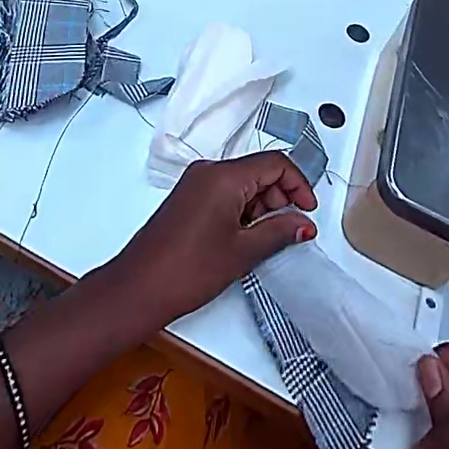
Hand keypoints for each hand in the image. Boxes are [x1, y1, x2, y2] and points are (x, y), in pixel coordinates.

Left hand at [99, 152, 317, 330]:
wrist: (141, 286)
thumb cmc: (186, 269)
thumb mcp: (243, 251)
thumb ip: (279, 231)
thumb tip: (302, 223)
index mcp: (223, 176)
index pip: (274, 162)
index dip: (298, 184)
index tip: (307, 209)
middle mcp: (207, 171)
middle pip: (258, 169)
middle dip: (280, 196)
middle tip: (288, 228)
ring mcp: (195, 182)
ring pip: (242, 181)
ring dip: (261, 204)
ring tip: (264, 238)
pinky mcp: (188, 196)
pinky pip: (224, 190)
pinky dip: (241, 208)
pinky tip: (243, 236)